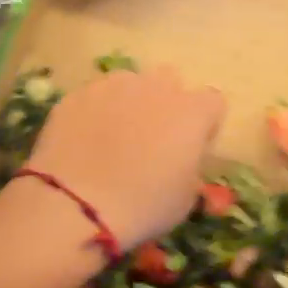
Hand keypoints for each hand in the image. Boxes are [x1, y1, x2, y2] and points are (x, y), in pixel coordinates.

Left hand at [21, 66, 224, 252]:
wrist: (75, 203)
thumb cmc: (143, 206)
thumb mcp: (185, 198)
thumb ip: (190, 165)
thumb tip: (179, 158)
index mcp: (191, 112)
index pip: (211, 102)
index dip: (203, 123)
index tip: (191, 146)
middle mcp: (155, 87)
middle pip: (169, 81)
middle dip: (165, 103)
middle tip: (151, 138)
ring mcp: (112, 86)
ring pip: (128, 84)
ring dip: (128, 103)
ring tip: (113, 137)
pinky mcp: (77, 94)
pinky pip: (94, 96)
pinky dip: (94, 112)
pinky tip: (84, 139)